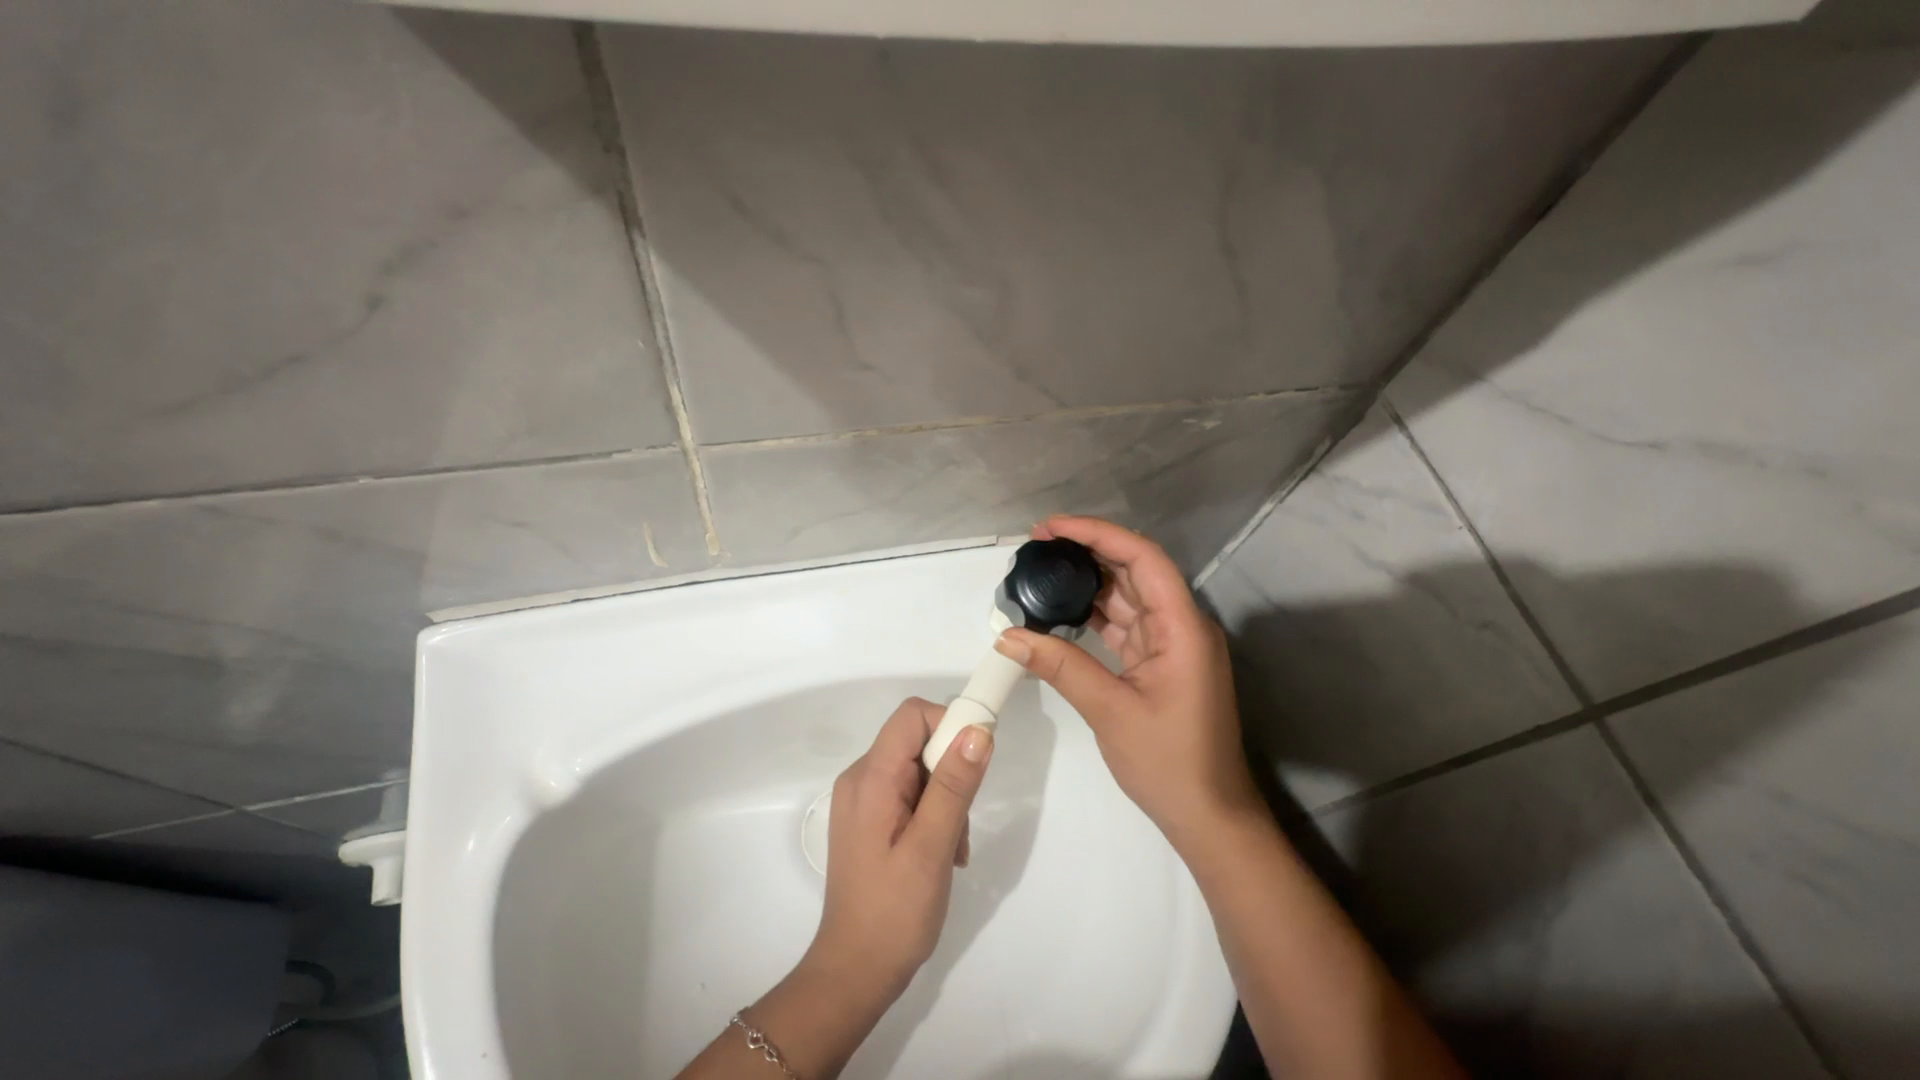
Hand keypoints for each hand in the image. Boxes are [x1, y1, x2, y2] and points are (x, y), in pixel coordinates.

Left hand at [806, 697, 993, 999]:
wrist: (856, 970)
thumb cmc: (894, 911)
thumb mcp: (932, 847)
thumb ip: (955, 787)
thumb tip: (978, 730)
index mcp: (870, 779)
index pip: (912, 716)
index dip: (949, 725)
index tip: (978, 762)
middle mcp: (861, 780)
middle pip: (917, 743)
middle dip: (952, 772)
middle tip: (963, 822)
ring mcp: (864, 802)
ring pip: (919, 771)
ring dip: (947, 800)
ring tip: (952, 850)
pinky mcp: (871, 822)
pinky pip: (910, 796)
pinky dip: (933, 815)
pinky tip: (942, 855)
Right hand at [994, 515, 1259, 846]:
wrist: (1209, 814)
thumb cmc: (1168, 762)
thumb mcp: (1110, 711)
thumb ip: (1061, 666)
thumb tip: (1009, 636)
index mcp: (1183, 626)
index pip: (1142, 558)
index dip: (1097, 534)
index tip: (1051, 528)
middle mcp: (1182, 626)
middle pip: (1136, 571)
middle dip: (1088, 552)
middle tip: (1036, 545)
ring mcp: (1173, 646)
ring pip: (1129, 597)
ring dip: (1089, 583)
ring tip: (1042, 571)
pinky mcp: (1162, 665)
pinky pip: (1127, 626)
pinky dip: (1095, 616)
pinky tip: (1061, 611)